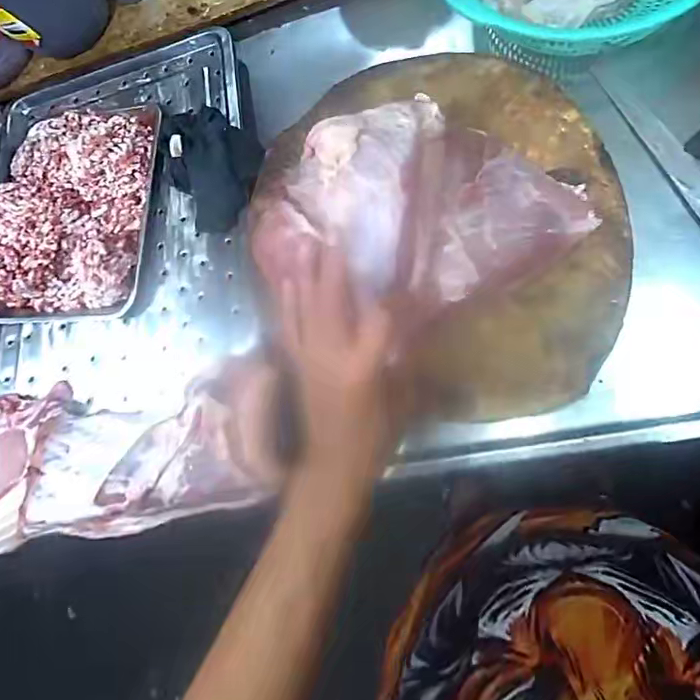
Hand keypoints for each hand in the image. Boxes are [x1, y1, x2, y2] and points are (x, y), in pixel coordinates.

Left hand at [274, 241, 399, 483]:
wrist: (332, 466)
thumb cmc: (373, 439)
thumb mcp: (401, 402)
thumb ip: (405, 362)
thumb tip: (412, 329)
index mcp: (363, 365)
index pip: (380, 316)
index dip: (398, 298)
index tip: (412, 287)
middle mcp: (331, 353)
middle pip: (332, 299)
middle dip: (334, 264)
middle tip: (336, 233)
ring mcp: (309, 356)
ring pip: (306, 305)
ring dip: (307, 273)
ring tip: (306, 242)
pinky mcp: (295, 362)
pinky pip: (289, 323)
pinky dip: (288, 300)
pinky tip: (287, 279)